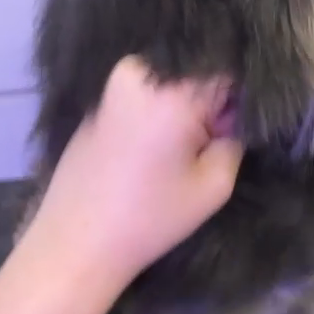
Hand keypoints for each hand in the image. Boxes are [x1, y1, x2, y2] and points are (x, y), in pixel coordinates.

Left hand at [22, 56, 244, 288]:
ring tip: (166, 160)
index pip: (226, 71)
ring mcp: (110, 85)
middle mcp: (138, 72)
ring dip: (176, 115)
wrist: (77, 243)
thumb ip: (233, 142)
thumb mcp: (212, 189)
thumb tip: (227, 120)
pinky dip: (150, 120)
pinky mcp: (94, 105)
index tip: (227, 137)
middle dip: (204, 108)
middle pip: (192, 74)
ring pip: (165, 86)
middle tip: (196, 155)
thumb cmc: (149, 220)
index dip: (235, 104)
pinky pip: (138, 100)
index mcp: (171, 88)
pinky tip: (142, 159)